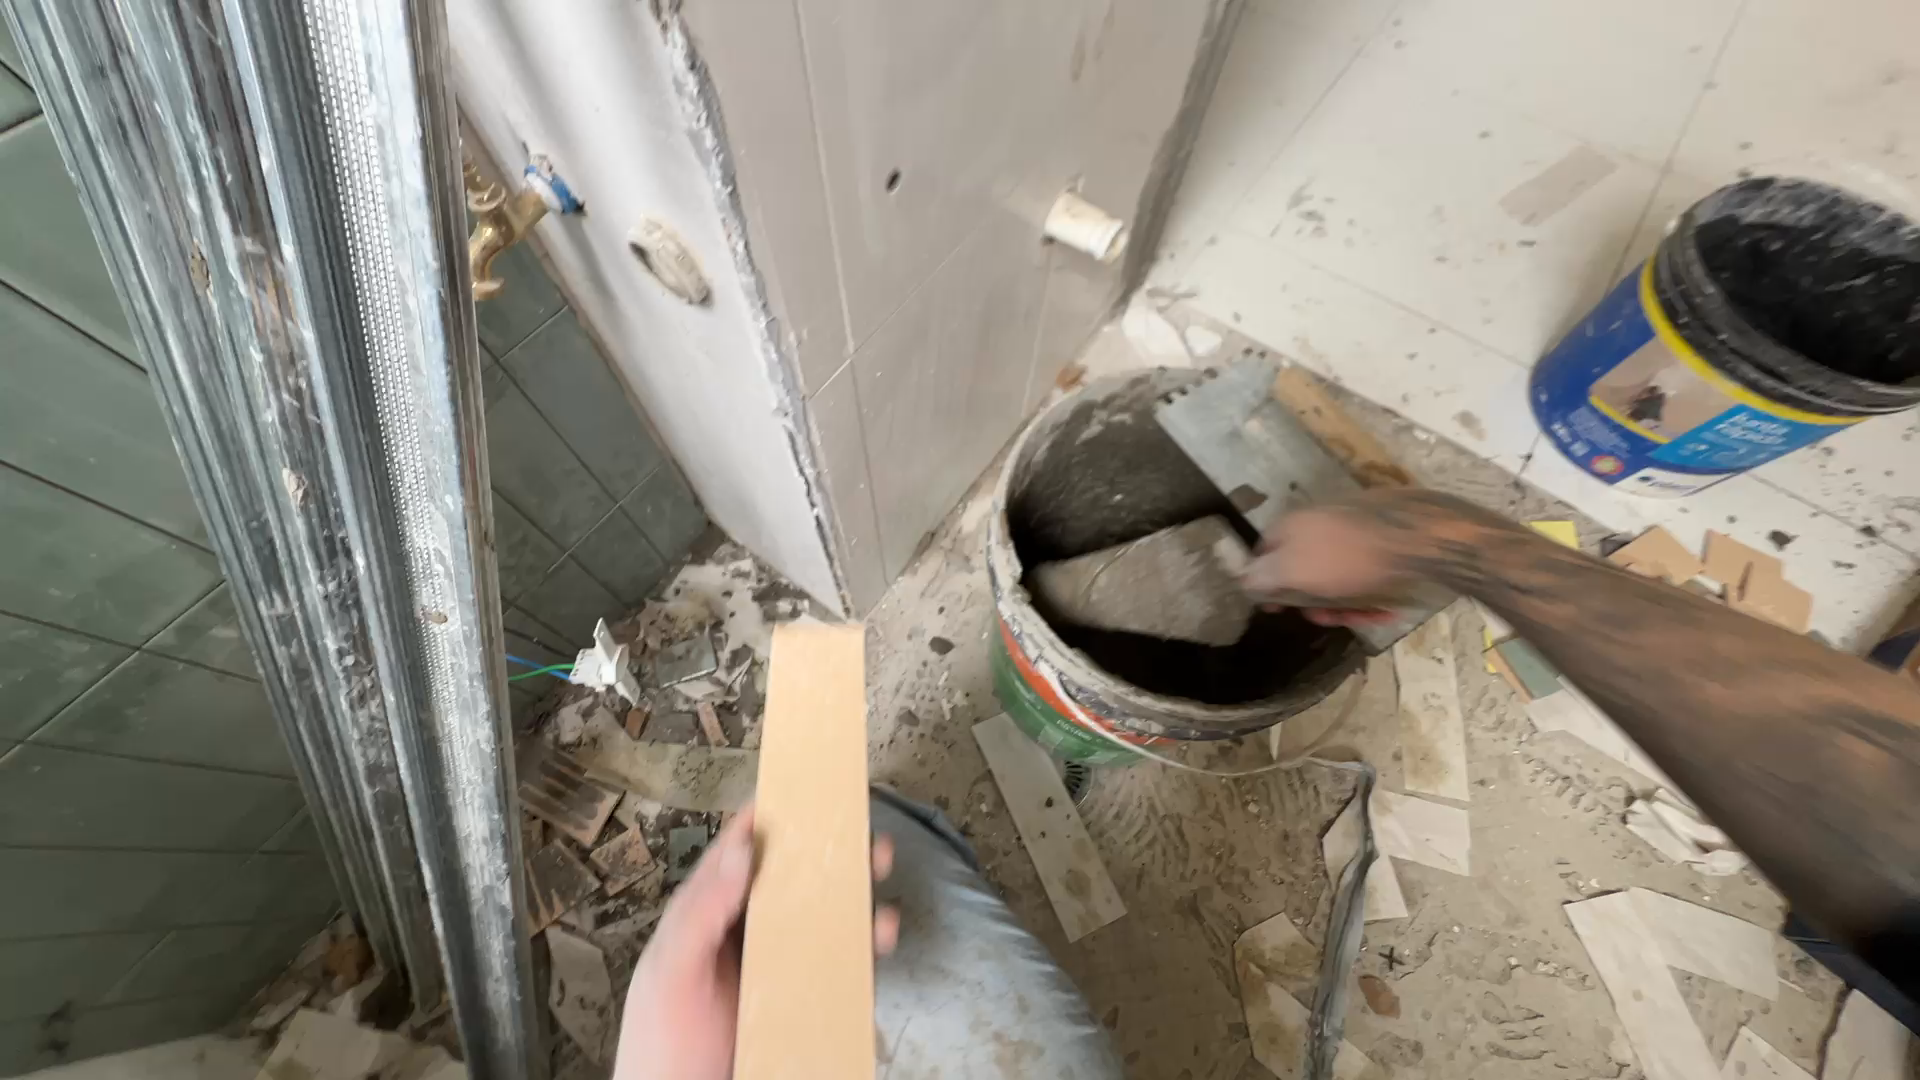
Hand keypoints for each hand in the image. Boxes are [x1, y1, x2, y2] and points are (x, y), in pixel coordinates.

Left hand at [612, 809, 898, 1079]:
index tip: (803, 785)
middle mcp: (750, 930)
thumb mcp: (669, 974)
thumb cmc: (663, 1047)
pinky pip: (843, 960)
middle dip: (828, 845)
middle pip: (793, 873)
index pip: (741, 849)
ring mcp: (781, 963)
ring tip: (878, 865)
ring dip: (856, 884)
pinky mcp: (807, 998)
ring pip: (825, 910)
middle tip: (858, 825)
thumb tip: (742, 846)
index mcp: (711, 913)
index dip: (770, 815)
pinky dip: (867, 940)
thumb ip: (700, 911)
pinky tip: (882, 932)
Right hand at [1240, 502, 1413, 626]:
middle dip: (1312, 601)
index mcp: (1289, 526)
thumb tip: (1242, 581)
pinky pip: (1364, 572)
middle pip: (1301, 570)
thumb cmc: (1348, 559)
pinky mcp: (1380, 541)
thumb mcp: (1290, 572)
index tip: (1280, 611)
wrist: (1422, 540)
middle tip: (1329, 619)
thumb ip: (1258, 577)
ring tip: (1364, 618)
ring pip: (1335, 576)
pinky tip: (1384, 610)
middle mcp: (1315, 524)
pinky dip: (1369, 593)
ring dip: (1344, 603)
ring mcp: (1350, 531)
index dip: (1267, 586)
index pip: (1262, 556)